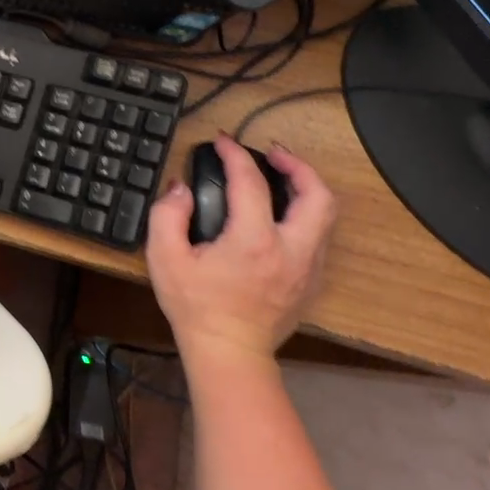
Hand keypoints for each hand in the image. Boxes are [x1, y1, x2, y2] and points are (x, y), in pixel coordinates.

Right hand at [145, 136, 336, 370]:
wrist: (229, 347)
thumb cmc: (193, 303)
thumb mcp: (163, 256)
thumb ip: (168, 215)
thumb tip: (180, 188)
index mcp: (253, 240)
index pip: (251, 184)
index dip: (235, 156)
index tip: (221, 142)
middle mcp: (292, 248)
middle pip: (317, 195)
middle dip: (298, 166)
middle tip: (272, 153)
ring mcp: (308, 265)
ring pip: (325, 215)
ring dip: (306, 188)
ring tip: (280, 176)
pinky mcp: (312, 278)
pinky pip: (319, 234)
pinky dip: (305, 212)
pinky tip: (279, 212)